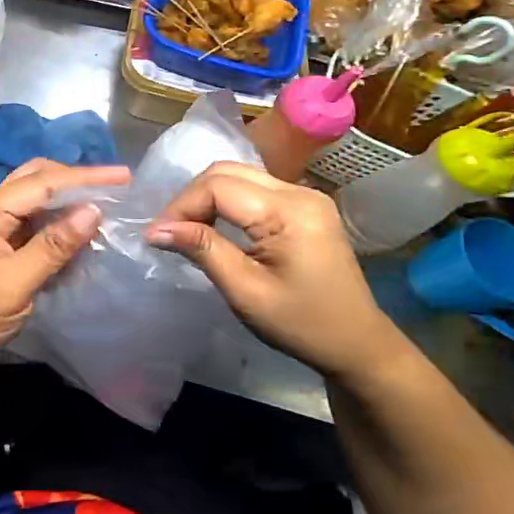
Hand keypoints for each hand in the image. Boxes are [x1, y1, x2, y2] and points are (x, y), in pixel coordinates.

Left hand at [0, 159, 130, 395]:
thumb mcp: (10, 286)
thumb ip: (52, 247)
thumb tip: (93, 211)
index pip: (42, 184)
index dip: (85, 178)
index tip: (125, 177)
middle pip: (38, 182)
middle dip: (77, 181)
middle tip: (117, 188)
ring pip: (40, 203)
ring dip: (71, 202)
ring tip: (109, 204)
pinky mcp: (5, 254)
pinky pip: (39, 229)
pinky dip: (63, 226)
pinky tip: (85, 232)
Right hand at [146, 162, 408, 381]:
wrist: (356, 342)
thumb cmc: (302, 325)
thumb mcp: (246, 292)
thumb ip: (203, 251)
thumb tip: (157, 230)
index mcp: (289, 211)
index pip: (219, 187)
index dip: (182, 206)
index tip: (157, 237)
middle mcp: (299, 191)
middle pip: (229, 171)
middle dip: (192, 197)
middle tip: (169, 231)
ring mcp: (306, 195)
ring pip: (241, 175)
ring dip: (208, 196)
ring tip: (187, 229)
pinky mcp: (306, 205)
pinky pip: (257, 189)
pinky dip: (228, 201)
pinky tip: (215, 225)